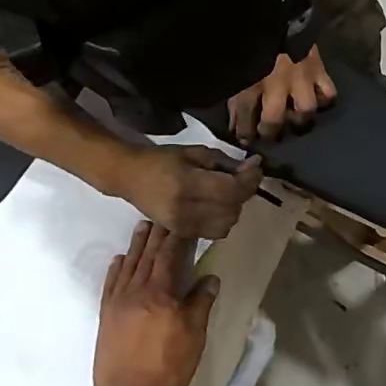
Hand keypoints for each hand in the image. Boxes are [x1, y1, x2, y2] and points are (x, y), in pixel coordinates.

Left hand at [93, 223, 219, 385]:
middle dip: (157, 233)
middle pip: (148, 255)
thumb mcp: (194, 334)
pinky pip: (110, 285)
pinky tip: (120, 259)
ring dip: (136, 245)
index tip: (185, 218)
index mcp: (160, 293)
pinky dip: (116, 268)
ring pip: (128, 266)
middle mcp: (136, 292)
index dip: (177, 235)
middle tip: (163, 213)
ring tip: (142, 226)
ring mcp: (118, 304)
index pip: (169, 255)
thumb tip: (210, 278)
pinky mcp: (106, 317)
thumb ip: (201, 302)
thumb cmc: (168, 367)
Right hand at [110, 146, 262, 238]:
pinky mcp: (180, 233)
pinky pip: (213, 232)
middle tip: (240, 179)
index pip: (233, 190)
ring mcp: (182, 225)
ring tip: (227, 193)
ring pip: (226, 225)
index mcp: (188, 184)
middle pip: (233, 209)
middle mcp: (186, 209)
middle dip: (243, 193)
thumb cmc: (163, 159)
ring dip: (233, 209)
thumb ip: (226, 162)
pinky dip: (221, 219)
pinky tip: (215, 205)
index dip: (251, 180)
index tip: (256, 167)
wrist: (129, 177)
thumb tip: (254, 166)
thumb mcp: (197, 152)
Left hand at [229, 46, 337, 141]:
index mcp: (251, 82)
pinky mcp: (319, 70)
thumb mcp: (236, 63)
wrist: (279, 10)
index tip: (244, 139)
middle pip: (274, 120)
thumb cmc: (253, 36)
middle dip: (270, 132)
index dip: (243, 132)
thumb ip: (235, 91)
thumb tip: (235, 118)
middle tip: (270, 133)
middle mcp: (276, 85)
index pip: (245, 117)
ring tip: (297, 120)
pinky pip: (328, 92)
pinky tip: (317, 100)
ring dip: (300, 119)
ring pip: (305, 110)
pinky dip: (323, 99)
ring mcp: (301, 79)